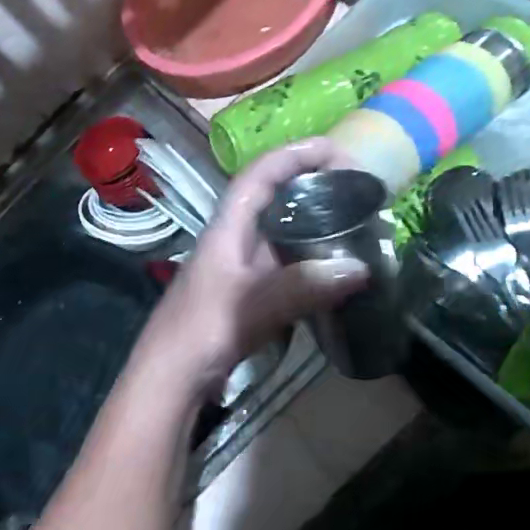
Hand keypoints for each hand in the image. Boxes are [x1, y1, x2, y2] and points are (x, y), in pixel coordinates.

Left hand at [134, 139, 370, 387]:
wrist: (170, 379)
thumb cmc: (200, 331)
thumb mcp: (250, 304)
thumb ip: (301, 286)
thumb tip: (359, 267)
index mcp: (227, 228)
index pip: (260, 175)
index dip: (295, 154)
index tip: (335, 149)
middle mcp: (234, 240)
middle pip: (273, 198)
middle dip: (311, 185)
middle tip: (356, 188)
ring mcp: (241, 269)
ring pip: (282, 233)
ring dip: (314, 224)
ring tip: (356, 222)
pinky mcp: (249, 296)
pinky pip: (286, 266)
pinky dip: (312, 262)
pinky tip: (337, 272)